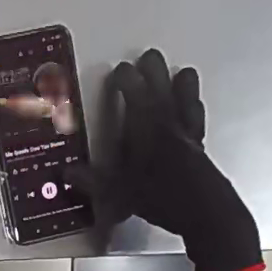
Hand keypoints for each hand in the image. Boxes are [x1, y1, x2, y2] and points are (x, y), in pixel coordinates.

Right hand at [69, 49, 262, 270]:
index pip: (133, 91)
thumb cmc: (159, 197)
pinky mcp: (201, 148)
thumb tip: (65, 172)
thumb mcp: (117, 192)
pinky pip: (197, 122)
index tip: (118, 71)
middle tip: (147, 58)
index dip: (125, 78)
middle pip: (161, 86)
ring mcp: (188, 134)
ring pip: (187, 100)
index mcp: (145, 125)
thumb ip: (91, 180)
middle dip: (153, 71)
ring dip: (183, 85)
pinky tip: (194, 115)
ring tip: (183, 73)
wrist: (206, 212)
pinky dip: (194, 114)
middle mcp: (168, 122)